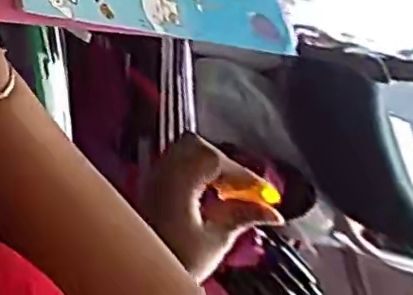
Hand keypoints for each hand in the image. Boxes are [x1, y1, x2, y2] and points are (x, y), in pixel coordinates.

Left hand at [141, 135, 283, 281]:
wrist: (142, 266)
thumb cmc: (176, 256)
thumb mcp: (215, 240)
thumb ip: (240, 217)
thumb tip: (270, 211)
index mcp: (177, 180)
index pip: (212, 158)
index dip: (244, 173)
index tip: (268, 192)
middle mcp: (162, 169)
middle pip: (197, 146)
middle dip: (228, 164)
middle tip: (251, 191)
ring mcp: (155, 173)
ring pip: (187, 150)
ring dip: (214, 166)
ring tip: (235, 194)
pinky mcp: (154, 180)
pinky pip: (179, 161)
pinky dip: (200, 170)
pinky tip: (215, 192)